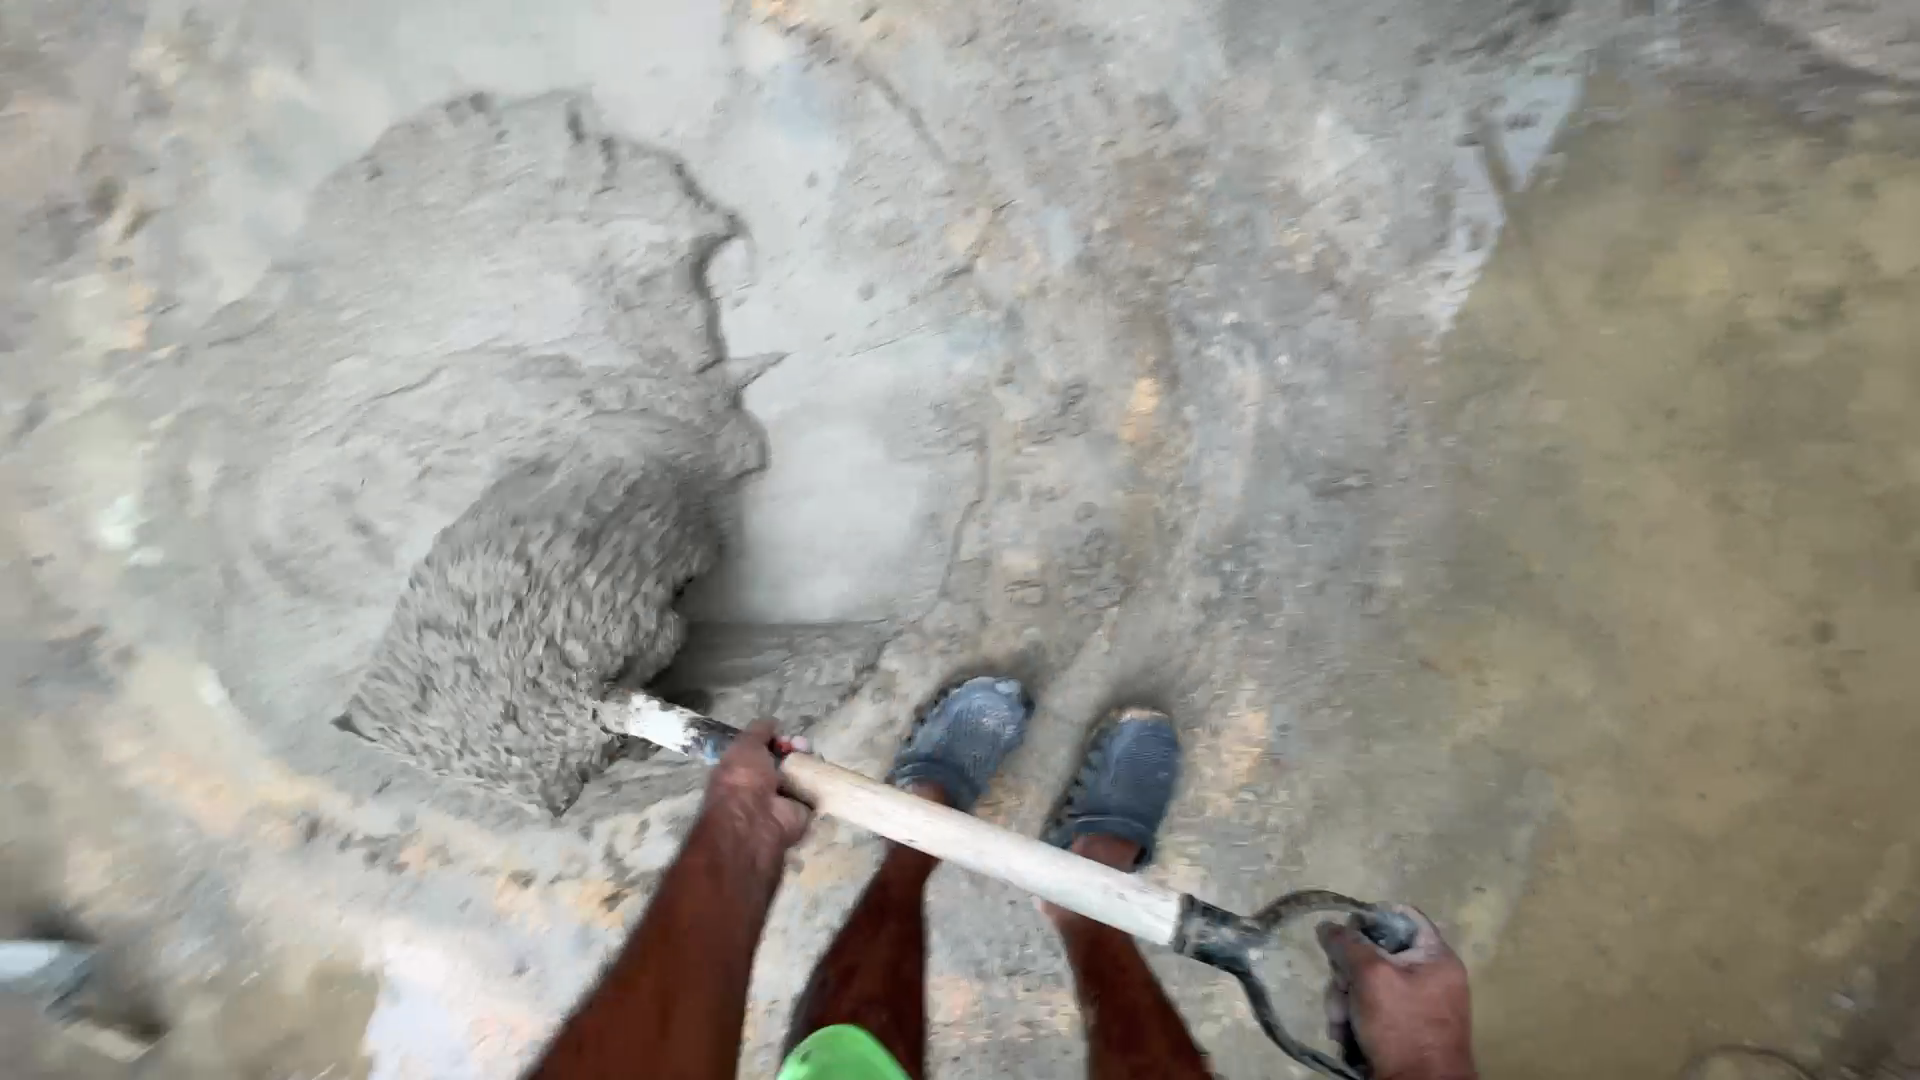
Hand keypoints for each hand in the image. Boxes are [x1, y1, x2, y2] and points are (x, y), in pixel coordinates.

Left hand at [694, 719, 812, 876]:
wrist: (754, 822)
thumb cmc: (742, 779)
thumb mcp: (744, 745)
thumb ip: (759, 731)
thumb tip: (774, 722)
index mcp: (743, 771)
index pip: (764, 750)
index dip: (775, 740)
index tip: (782, 736)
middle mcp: (762, 785)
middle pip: (786, 760)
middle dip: (794, 748)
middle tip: (800, 745)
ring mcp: (783, 800)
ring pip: (801, 774)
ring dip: (808, 761)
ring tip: (809, 755)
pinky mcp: (802, 813)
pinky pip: (814, 792)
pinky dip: (819, 781)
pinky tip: (819, 771)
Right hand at [1317, 906, 1475, 1079]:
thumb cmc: (1403, 1027)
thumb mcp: (1371, 976)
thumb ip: (1347, 943)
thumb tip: (1326, 926)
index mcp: (1436, 957)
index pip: (1401, 915)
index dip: (1370, 917)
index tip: (1346, 931)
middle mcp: (1427, 974)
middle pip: (1374, 948)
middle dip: (1347, 968)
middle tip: (1342, 985)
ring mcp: (1413, 1000)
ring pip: (1363, 977)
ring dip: (1343, 996)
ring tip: (1341, 1019)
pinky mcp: (1399, 1022)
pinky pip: (1366, 1002)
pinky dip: (1351, 1014)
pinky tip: (1345, 1030)